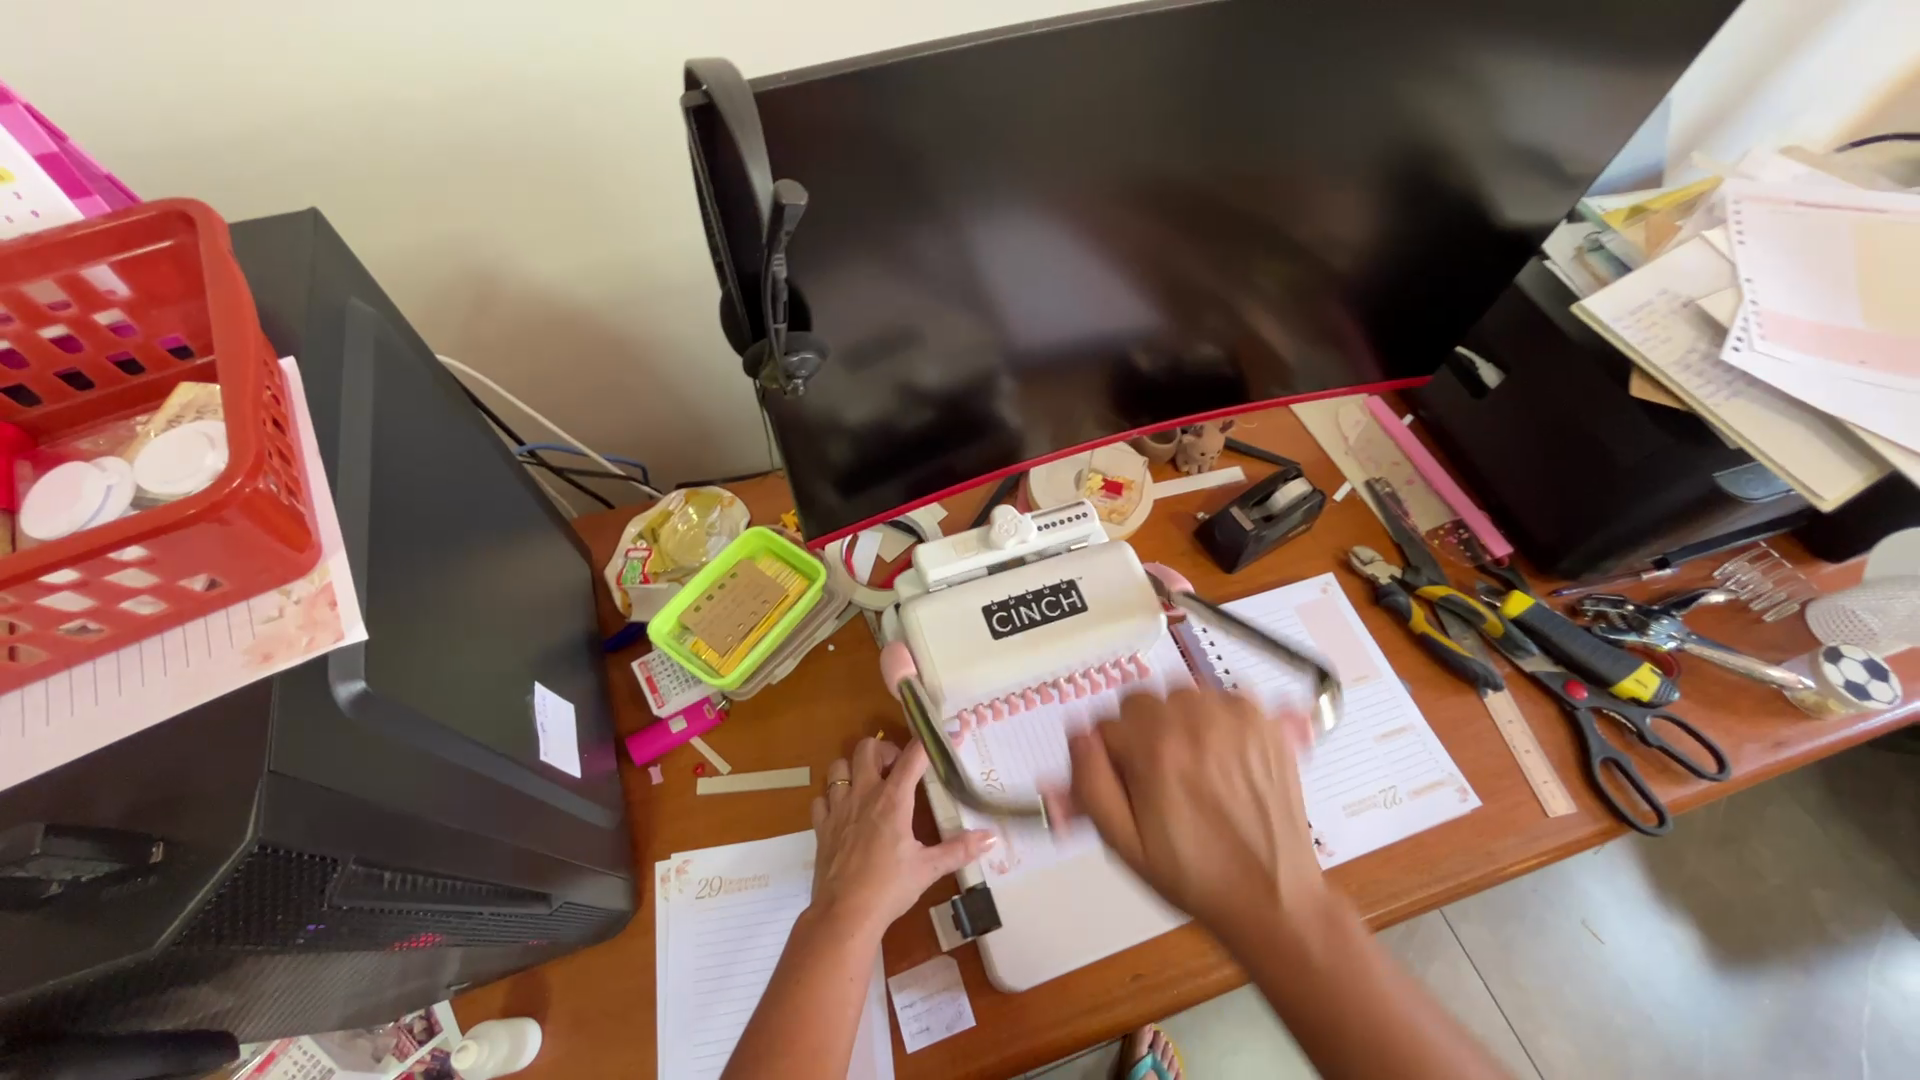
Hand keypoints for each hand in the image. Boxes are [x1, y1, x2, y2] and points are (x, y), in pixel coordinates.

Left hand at [810, 737, 995, 939]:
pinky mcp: (821, 827)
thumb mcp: (929, 868)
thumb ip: (959, 849)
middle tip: (897, 768)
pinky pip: (821, 798)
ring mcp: (838, 808)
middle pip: (867, 748)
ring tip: (869, 784)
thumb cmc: (889, 888)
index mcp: (893, 800)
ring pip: (839, 767)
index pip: (913, 756)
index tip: (949, 735)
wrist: (844, 914)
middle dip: (884, 749)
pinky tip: (844, 811)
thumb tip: (991, 838)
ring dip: (854, 768)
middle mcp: (863, 794)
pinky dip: (832, 798)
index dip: (930, 742)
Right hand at [1053, 690, 1326, 945]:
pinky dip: (1216, 718)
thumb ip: (1091, 783)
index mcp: (1155, 748)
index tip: (1127, 784)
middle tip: (1159, 778)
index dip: (1111, 757)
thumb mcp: (1124, 843)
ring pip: (1181, 696)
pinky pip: (1222, 698)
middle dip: (1141, 734)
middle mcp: (1194, 720)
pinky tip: (1222, 757)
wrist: (1271, 895)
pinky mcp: (1264, 721)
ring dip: (1178, 722)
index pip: (1106, 724)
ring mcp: (1234, 717)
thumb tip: (1080, 737)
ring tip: (1193, 768)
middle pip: (1143, 703)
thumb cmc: (1194, 873)